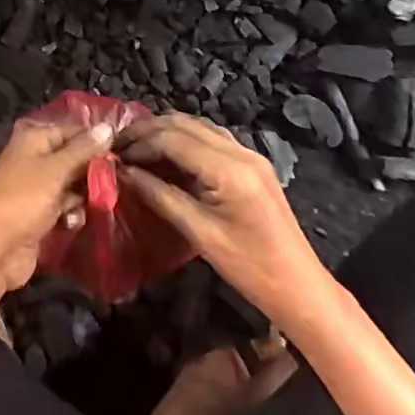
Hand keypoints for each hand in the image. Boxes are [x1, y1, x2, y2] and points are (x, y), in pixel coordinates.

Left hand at [0, 120, 115, 291]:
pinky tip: (72, 223)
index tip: (127, 154)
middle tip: (116, 185)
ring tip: (93, 206)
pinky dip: (72, 214)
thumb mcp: (54, 171)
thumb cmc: (20, 201)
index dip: (98, 141)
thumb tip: (107, 126)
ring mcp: (37, 188)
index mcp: (33, 139)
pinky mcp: (40, 214)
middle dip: (95, 173)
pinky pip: (66, 208)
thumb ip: (82, 150)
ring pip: (74, 185)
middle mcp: (35, 158)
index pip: (73, 130)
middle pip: (76, 159)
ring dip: (85, 197)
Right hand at [115, 114, 328, 322]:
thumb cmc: (250, 268)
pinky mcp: (251, 164)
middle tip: (118, 148)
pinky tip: (166, 156)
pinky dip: (181, 139)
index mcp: (229, 170)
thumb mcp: (199, 233)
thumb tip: (121, 172)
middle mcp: (241, 152)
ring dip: (162, 132)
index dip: (138, 143)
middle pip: (182, 124)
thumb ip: (158, 196)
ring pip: (195, 125)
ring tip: (136, 150)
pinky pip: (209, 137)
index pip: (171, 138)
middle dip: (146, 132)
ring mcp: (249, 155)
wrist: (302, 290)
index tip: (112, 155)